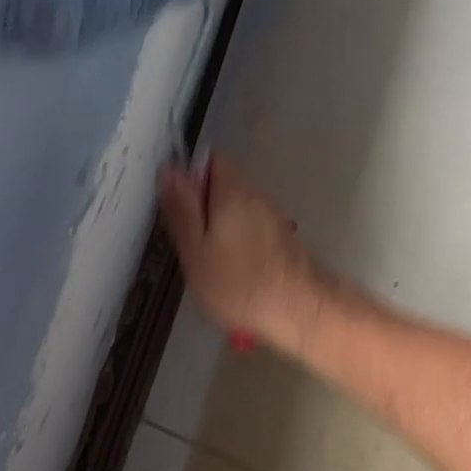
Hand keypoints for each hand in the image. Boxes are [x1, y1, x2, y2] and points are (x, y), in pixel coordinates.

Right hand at [157, 155, 322, 350]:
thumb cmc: (240, 283)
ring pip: (238, 209)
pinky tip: (235, 273)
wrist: (301, 311)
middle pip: (224, 185)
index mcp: (233, 191)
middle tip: (192, 243)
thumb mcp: (196, 250)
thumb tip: (168, 169)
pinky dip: (240, 243)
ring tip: (211, 264)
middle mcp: (256, 195)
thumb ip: (182, 208)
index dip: (190, 176)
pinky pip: (252, 228)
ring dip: (222, 228)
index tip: (180, 206)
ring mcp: (272, 216)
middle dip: (205, 207)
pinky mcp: (282, 238)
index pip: (211, 159)